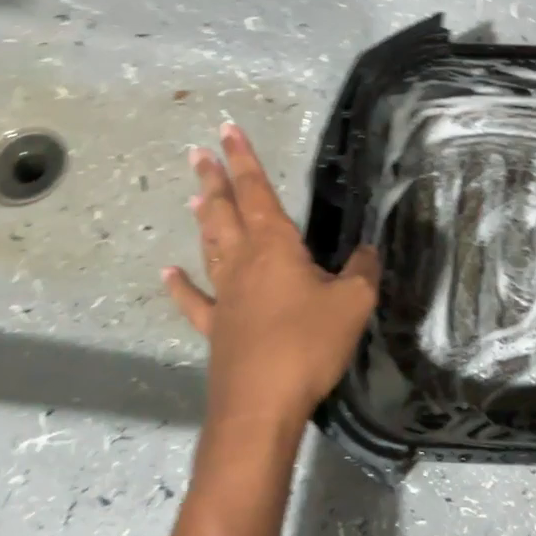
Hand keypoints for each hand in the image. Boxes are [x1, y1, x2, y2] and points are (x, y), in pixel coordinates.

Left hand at [163, 123, 379, 430]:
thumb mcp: (353, 302)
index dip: (245, 159)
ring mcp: (224, 295)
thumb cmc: (308, 344)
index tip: (227, 129)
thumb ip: (362, 270)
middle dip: (216, 178)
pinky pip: (195, 299)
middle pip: (225, 210)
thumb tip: (367, 249)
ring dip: (204, 217)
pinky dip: (181, 284)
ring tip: (194, 192)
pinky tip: (168, 272)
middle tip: (199, 150)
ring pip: (210, 245)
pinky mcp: (216, 328)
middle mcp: (244, 262)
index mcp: (275, 246)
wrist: (261, 406)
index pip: (257, 191)